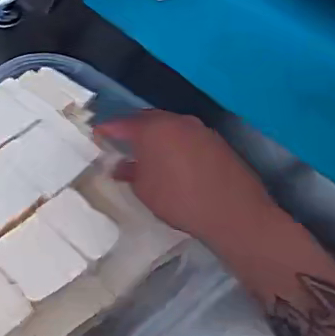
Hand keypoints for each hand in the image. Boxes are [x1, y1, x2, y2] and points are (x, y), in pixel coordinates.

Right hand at [97, 110, 281, 241]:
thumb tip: (123, 165)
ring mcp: (201, 131)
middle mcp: (176, 122)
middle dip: (133, 129)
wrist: (237, 216)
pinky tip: (175, 161)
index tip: (97, 136)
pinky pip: (188, 137)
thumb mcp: (143, 189)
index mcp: (152, 128)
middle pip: (147, 119)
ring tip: (149, 153)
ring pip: (170, 126)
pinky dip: (177, 144)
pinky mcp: (219, 143)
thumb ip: (129, 171)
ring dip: (157, 136)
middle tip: (122, 142)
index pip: (120, 123)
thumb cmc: (179, 200)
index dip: (106, 130)